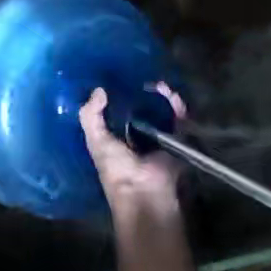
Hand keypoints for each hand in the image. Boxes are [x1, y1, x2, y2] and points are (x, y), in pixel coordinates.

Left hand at [79, 85, 185, 218]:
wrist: (144, 191)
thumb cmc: (116, 168)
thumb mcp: (96, 140)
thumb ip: (91, 115)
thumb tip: (99, 90)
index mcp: (117, 137)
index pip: (119, 111)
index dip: (122, 95)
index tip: (124, 79)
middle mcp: (138, 136)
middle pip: (144, 108)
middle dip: (146, 94)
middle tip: (146, 81)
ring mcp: (159, 138)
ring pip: (162, 111)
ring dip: (163, 97)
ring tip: (160, 85)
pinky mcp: (176, 139)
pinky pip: (179, 119)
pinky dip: (177, 106)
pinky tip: (171, 95)